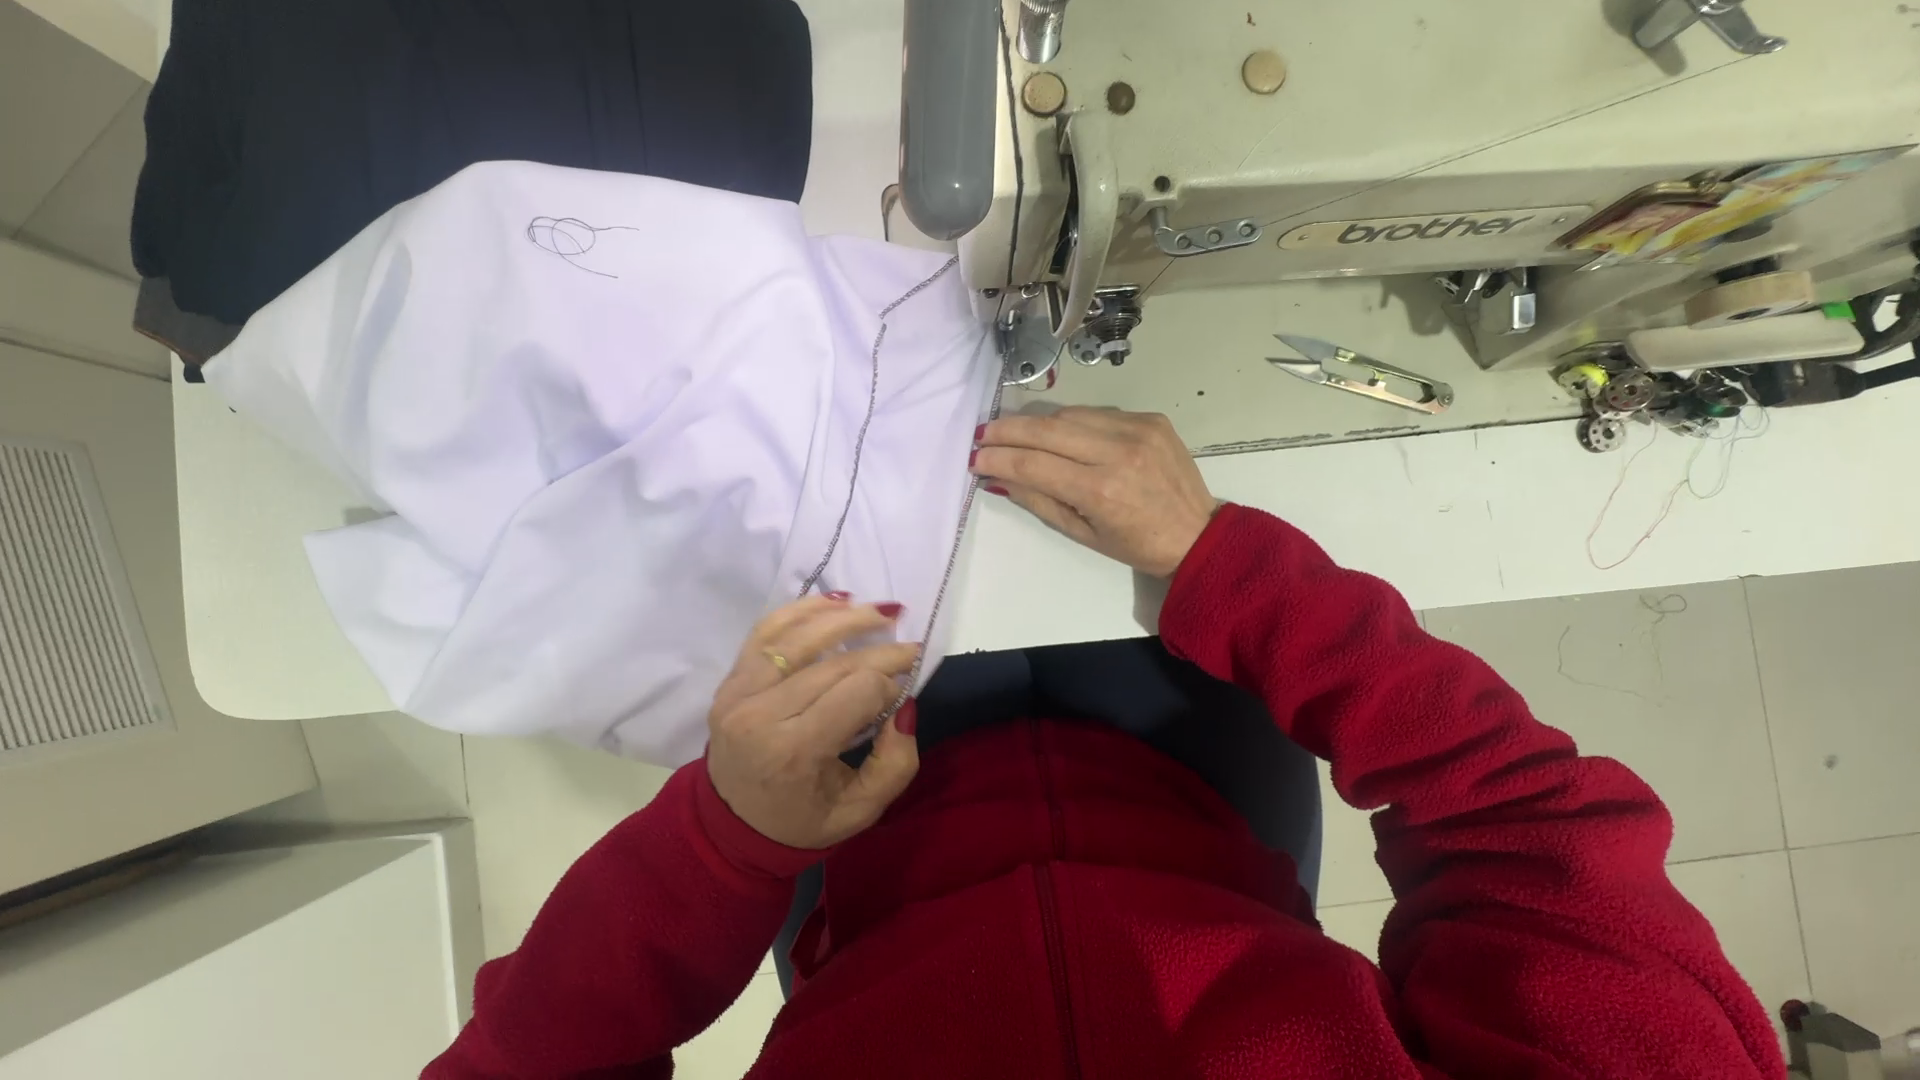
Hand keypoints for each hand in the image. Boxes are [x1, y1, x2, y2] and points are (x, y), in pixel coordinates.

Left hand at [706, 596, 920, 849]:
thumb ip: (894, 764)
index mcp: (793, 752)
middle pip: (833, 664)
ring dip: (844, 618)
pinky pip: (766, 632)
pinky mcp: (730, 681)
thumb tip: (905, 706)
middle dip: (879, 651)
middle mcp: (760, 716)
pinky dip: (801, 611)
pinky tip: (834, 603)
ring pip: (798, 637)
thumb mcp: (859, 811)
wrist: (731, 825)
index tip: (907, 683)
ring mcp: (738, 694)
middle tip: (910, 646)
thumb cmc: (802, 820)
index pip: (855, 692)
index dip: (889, 684)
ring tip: (881, 613)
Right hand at [970, 407, 1218, 576]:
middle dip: (1009, 430)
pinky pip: (1097, 413)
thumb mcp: (1081, 533)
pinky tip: (1061, 434)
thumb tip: (998, 476)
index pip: (1034, 464)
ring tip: (1015, 432)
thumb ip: (1038, 500)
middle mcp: (1119, 452)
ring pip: (1070, 414)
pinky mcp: (1151, 418)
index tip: (975, 457)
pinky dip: (1073, 422)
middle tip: (982, 433)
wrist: (1196, 532)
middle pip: (1048, 429)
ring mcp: (1138, 430)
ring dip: (1038, 423)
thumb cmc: (1135, 545)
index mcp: (1101, 490)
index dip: (998, 458)